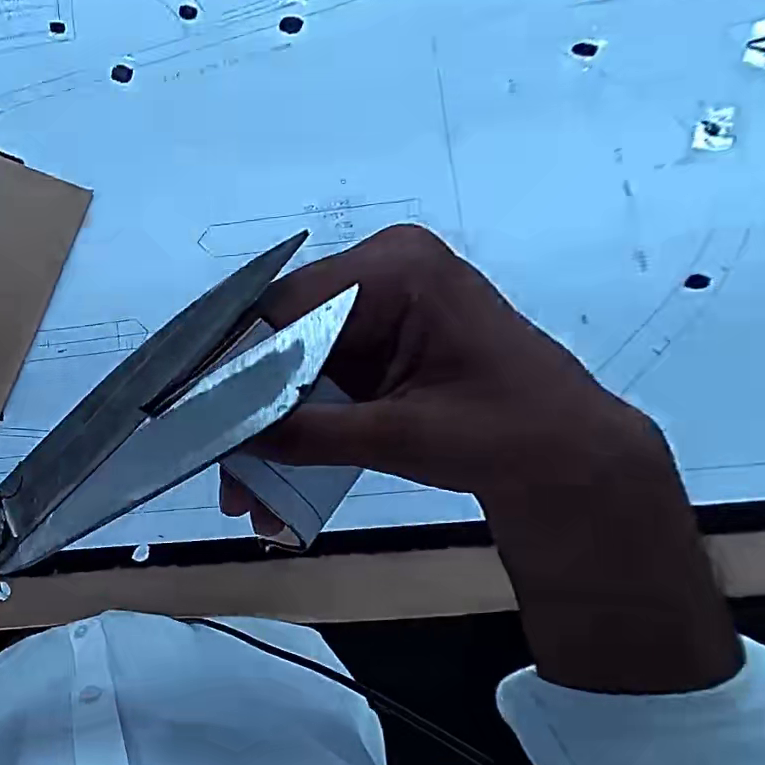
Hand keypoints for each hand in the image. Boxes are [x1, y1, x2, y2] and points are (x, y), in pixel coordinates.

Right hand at [226, 224, 740, 692]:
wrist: (566, 460)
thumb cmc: (509, 435)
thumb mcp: (401, 435)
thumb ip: (309, 432)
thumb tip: (227, 436)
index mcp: (394, 270)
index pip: (284, 308)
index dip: (236, 365)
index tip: (198, 417)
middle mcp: (374, 275)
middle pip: (276, 339)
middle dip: (246, 408)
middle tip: (220, 467)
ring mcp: (367, 310)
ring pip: (283, 366)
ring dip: (261, 429)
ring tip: (243, 494)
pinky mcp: (363, 345)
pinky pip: (305, 382)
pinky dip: (287, 428)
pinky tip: (271, 481)